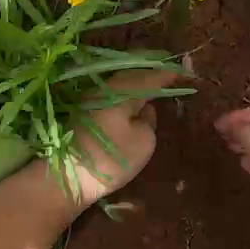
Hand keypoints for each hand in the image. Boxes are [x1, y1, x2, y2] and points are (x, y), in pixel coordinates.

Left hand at [62, 68, 179, 213]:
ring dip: (136, 80)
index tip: (183, 72)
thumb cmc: (109, 160)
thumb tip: (144, 108)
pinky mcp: (82, 112)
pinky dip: (124, 91)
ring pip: (119, 82)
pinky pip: (110, 93)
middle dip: (150, 71)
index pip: (150, 77)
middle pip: (132, 73)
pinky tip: (130, 97)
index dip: (168, 74)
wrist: (66, 177)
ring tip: (151, 81)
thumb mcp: (143, 142)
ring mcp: (90, 99)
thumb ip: (148, 120)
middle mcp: (105, 88)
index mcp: (123, 92)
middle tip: (168, 71)